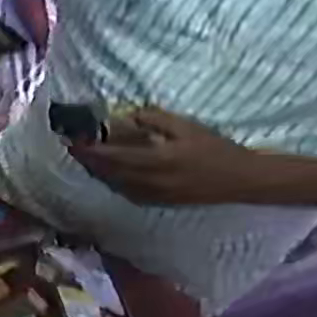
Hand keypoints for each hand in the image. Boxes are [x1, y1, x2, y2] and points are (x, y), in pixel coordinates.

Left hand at [67, 107, 278, 205]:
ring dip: (95, 169)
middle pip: (105, 170)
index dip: (88, 149)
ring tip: (83, 156)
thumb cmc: (216, 149)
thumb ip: (156, 119)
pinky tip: (104, 170)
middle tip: (72, 146)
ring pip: (111, 182)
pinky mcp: (154, 202)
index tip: (72, 139)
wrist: (244, 179)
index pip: (112, 155)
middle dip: (86, 159)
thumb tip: (127, 114)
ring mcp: (150, 194)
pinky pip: (122, 190)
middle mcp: (149, 180)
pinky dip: (109, 180)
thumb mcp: (188, 128)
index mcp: (157, 160)